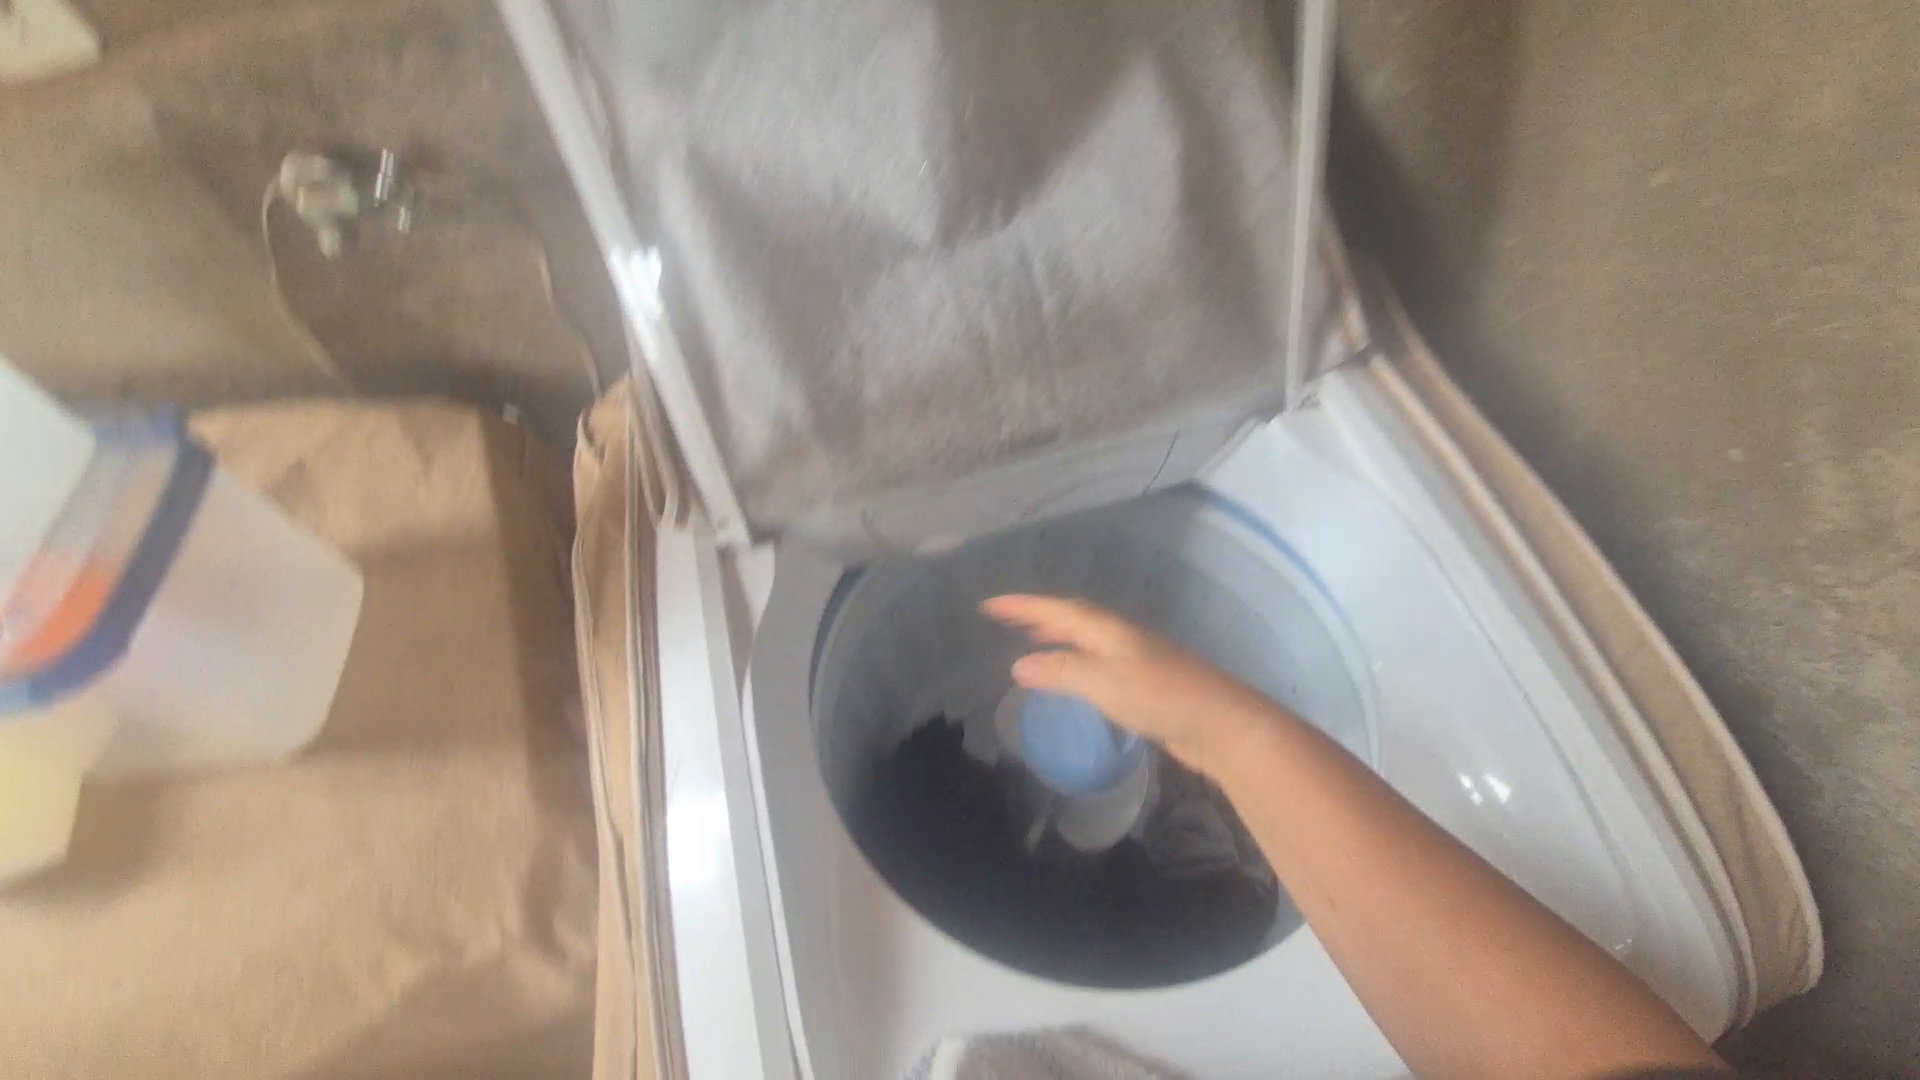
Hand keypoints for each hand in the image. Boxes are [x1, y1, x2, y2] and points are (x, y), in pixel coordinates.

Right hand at [982, 594, 1290, 779]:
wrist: (1221, 724)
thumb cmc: (1161, 697)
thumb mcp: (1103, 683)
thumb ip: (1060, 672)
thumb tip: (1019, 665)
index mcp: (1107, 630)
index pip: (1056, 610)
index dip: (1022, 606)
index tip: (989, 605)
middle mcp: (1119, 637)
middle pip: (1071, 617)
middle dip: (1037, 616)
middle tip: (1006, 619)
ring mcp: (1134, 658)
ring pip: (1085, 638)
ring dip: (1057, 636)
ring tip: (1033, 640)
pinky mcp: (1143, 683)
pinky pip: (1096, 662)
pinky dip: (1074, 661)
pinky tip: (1073, 678)